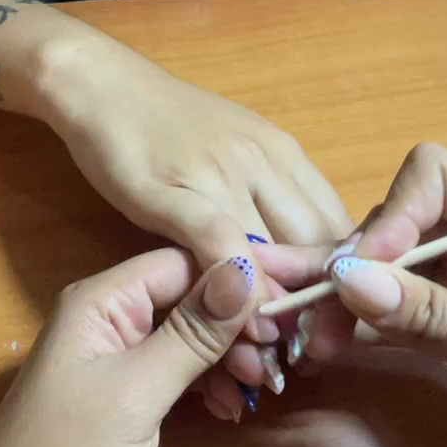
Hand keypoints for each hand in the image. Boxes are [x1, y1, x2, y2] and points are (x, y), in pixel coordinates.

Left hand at [0, 250, 261, 446]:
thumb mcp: (135, 393)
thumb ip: (191, 332)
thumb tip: (243, 267)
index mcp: (100, 302)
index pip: (180, 260)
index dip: (234, 274)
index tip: (284, 303)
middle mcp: (108, 322)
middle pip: (187, 297)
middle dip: (235, 320)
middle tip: (278, 352)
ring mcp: (116, 365)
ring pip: (187, 338)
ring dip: (228, 355)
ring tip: (261, 384)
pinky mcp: (126, 404)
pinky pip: (179, 376)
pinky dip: (210, 386)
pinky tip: (233, 408)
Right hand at [41, 40, 352, 420]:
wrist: (102, 83)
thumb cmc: (165, 121)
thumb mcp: (230, 153)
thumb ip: (264, 200)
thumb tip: (291, 261)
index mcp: (285, 155)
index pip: (338, 226)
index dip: (344, 283)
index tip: (334, 327)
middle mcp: (266, 163)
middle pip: (318, 245)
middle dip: (320, 308)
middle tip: (310, 358)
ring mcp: (222, 174)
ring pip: (275, 254)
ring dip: (279, 314)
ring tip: (275, 363)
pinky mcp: (174, 190)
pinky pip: (221, 244)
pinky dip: (237, 288)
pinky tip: (235, 324)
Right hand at [257, 143, 446, 446]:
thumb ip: (437, 317)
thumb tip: (346, 277)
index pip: (437, 178)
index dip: (392, 213)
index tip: (361, 269)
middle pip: (399, 224)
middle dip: (351, 262)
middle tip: (303, 311)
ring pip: (386, 270)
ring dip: (342, 297)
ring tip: (301, 336)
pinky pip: (394, 312)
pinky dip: (357, 325)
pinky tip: (324, 346)